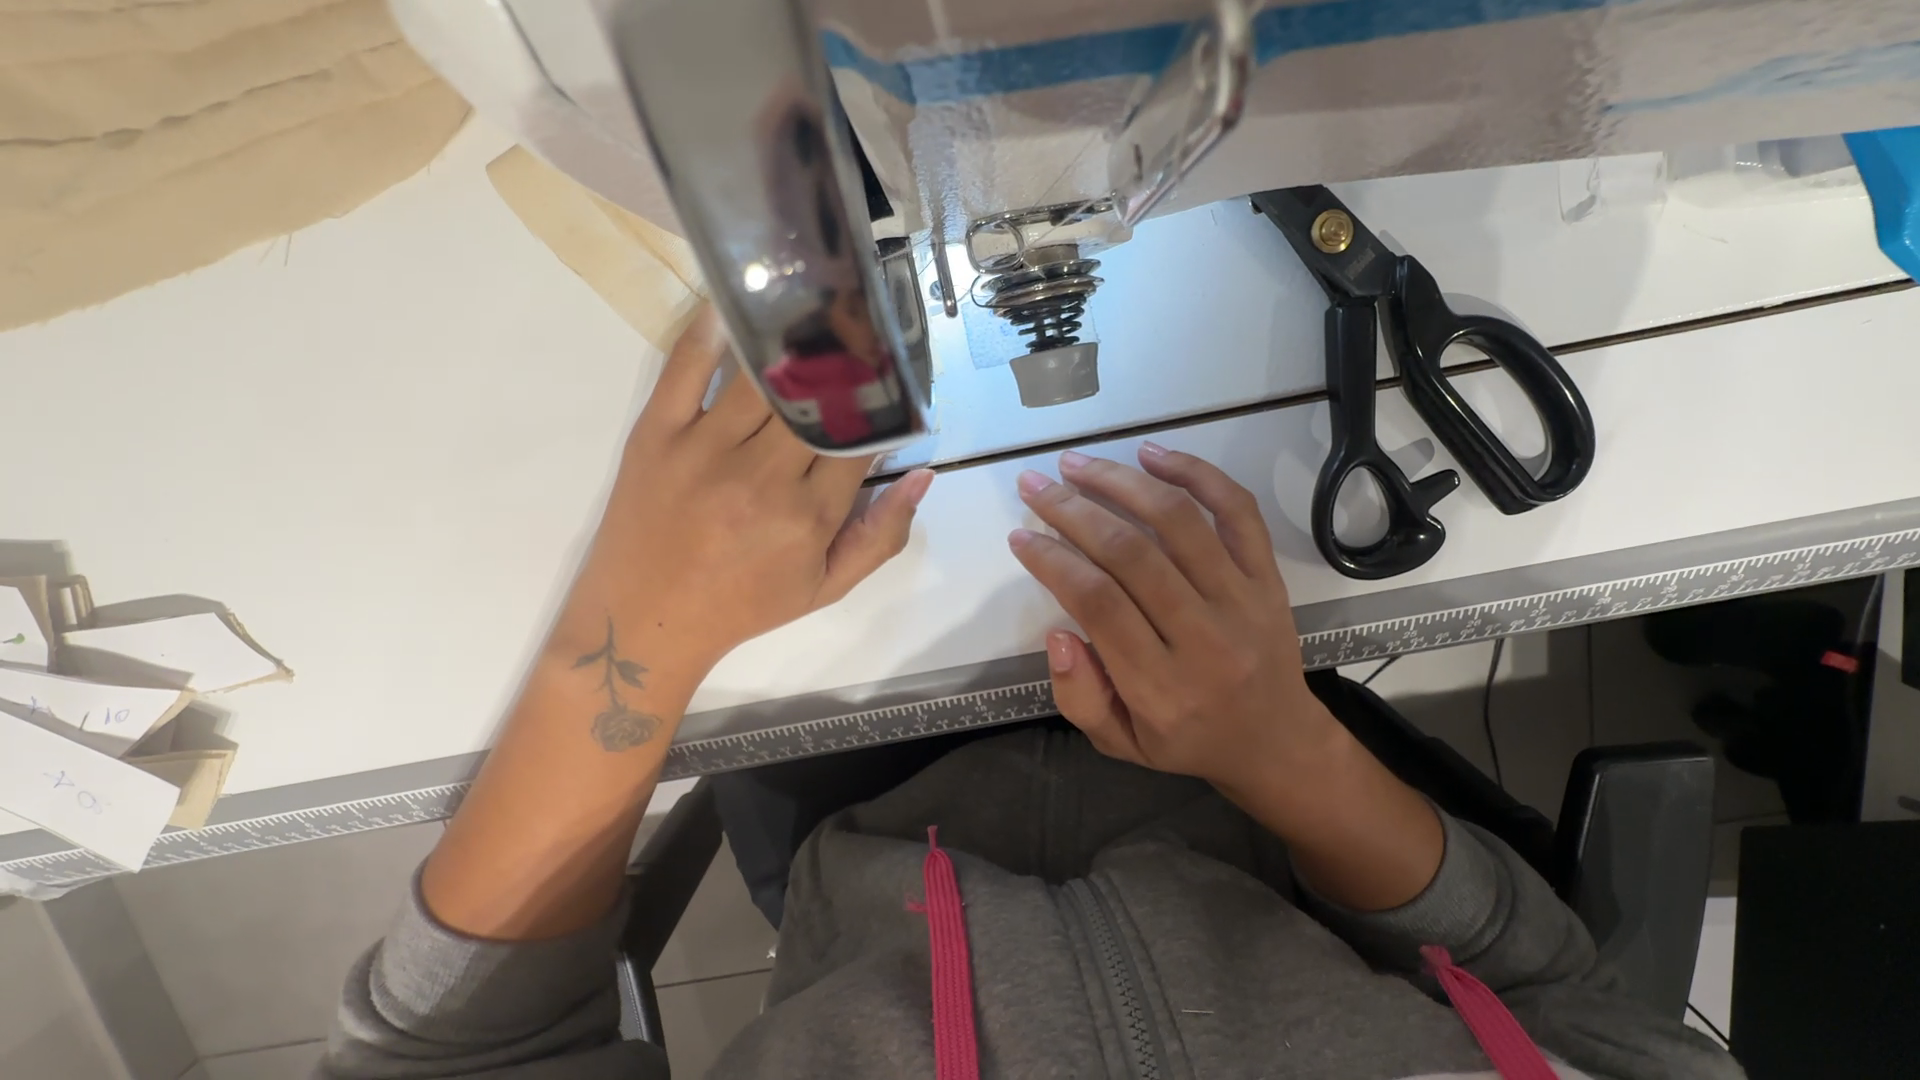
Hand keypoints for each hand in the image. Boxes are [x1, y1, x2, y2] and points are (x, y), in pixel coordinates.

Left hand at [570, 307, 933, 681]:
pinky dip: (710, 329)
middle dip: (847, 361)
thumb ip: (881, 536)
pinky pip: (683, 366)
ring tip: (817, 308)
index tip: (891, 382)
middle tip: (865, 328)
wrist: (647, 618)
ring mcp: (704, 449)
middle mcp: (761, 477)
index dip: (881, 406)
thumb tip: (922, 476)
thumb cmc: (744, 604)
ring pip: (762, 375)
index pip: (860, 438)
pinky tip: (738, 302)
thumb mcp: (826, 587)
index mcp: (808, 516)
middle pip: (817, 398)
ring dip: (794, 340)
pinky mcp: (656, 433)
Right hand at [1006, 444, 1337, 793]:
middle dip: (1073, 510)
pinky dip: (1196, 473)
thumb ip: (1080, 697)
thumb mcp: (1119, 743)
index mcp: (1162, 686)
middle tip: (1034, 485)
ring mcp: (1242, 601)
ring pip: (1178, 522)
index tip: (1020, 535)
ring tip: (1077, 462)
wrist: (1276, 740)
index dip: (1053, 561)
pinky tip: (1152, 453)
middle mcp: (1206, 638)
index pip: (1099, 604)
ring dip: (1121, 482)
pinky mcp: (1267, 577)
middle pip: (1131, 554)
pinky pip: (1237, 511)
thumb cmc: (1186, 740)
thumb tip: (1057, 634)